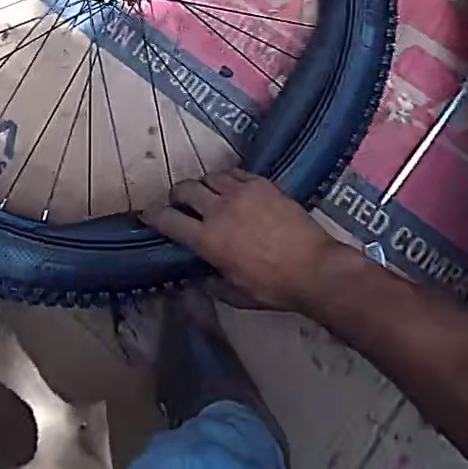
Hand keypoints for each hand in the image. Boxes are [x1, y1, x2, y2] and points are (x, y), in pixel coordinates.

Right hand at [141, 169, 352, 312]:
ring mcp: (239, 193)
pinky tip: (233, 189)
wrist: (319, 270)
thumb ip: (213, 284)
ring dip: (204, 187)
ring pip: (208, 178)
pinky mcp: (261, 184)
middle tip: (181, 203)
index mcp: (208, 240)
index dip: (153, 215)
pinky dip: (227, 180)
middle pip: (184, 190)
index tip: (148, 214)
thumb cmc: (277, 288)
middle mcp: (217, 211)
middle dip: (177, 196)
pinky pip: (234, 173)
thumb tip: (199, 278)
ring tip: (210, 195)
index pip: (168, 220)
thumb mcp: (238, 295)